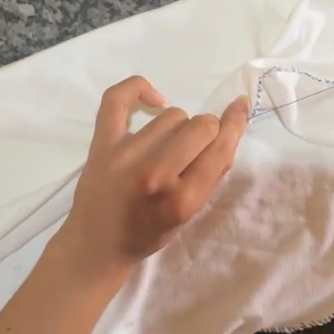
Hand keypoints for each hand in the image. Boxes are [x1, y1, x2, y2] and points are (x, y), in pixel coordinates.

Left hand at [52, 76, 249, 277]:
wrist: (94, 245)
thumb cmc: (147, 234)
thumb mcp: (189, 216)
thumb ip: (210, 176)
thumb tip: (229, 130)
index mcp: (182, 200)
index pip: (219, 149)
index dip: (234, 124)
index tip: (238, 107)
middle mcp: (155, 175)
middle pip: (200, 126)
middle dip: (205, 132)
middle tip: (192, 148)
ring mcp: (125, 156)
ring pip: (171, 114)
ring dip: (177, 125)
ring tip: (167, 143)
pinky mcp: (101, 143)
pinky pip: (118, 98)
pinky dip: (138, 88)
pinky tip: (153, 99)